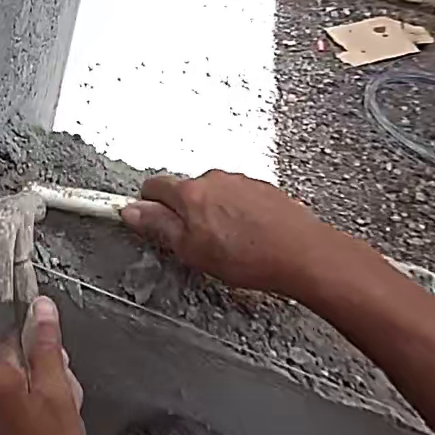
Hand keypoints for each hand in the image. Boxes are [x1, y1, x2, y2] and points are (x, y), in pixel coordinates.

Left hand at [0, 295, 84, 434]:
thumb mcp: (56, 387)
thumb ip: (47, 344)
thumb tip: (41, 305)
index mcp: (0, 372)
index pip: (22, 331)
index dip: (46, 340)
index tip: (63, 359)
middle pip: (31, 354)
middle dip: (56, 367)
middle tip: (66, 391)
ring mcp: (4, 407)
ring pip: (38, 378)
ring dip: (58, 388)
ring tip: (66, 412)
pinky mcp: (14, 425)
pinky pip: (37, 399)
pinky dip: (53, 407)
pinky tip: (62, 425)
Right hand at [124, 171, 348, 297]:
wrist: (301, 253)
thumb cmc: (250, 256)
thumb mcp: (191, 250)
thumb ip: (159, 227)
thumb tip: (132, 211)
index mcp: (190, 192)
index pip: (154, 186)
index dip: (147, 204)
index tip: (146, 217)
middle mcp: (214, 179)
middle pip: (185, 190)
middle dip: (184, 213)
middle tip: (194, 243)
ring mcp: (240, 181)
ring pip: (214, 194)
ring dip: (213, 213)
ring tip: (228, 245)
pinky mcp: (262, 188)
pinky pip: (238, 197)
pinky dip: (237, 213)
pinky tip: (248, 237)